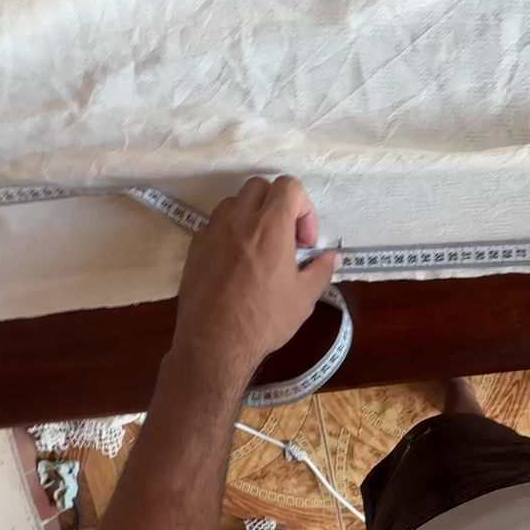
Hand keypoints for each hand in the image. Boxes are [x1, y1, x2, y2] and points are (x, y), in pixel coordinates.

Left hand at [171, 176, 341, 380]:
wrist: (215, 342)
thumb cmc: (265, 319)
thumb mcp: (304, 298)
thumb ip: (321, 271)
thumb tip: (332, 257)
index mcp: (271, 227)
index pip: (289, 187)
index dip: (304, 208)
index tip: (306, 242)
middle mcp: (239, 220)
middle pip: (261, 187)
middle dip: (278, 206)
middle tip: (286, 239)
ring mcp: (213, 230)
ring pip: (235, 202)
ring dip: (253, 216)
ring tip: (262, 249)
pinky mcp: (196, 246)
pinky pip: (217, 224)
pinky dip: (232, 232)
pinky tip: (239, 263)